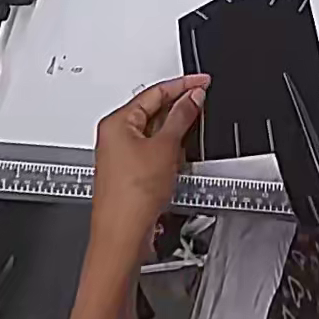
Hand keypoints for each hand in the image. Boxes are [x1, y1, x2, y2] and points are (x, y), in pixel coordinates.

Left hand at [88, 75, 208, 254]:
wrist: (123, 237)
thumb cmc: (131, 197)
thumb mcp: (165, 147)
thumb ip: (181, 117)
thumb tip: (192, 97)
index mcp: (117, 122)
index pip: (154, 92)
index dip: (181, 85)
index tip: (201, 81)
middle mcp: (116, 135)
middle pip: (153, 110)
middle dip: (179, 109)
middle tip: (202, 102)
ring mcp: (122, 154)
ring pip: (155, 131)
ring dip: (175, 132)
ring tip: (192, 135)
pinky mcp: (131, 171)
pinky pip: (154, 150)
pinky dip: (170, 150)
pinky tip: (180, 158)